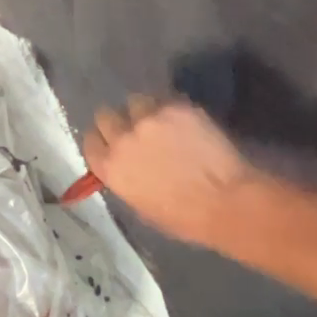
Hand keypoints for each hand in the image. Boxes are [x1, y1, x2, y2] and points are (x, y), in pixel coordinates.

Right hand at [82, 96, 254, 247]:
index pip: (91, 142)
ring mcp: (150, 118)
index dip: (101, 141)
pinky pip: (165, 100)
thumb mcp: (141, 206)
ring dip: (143, 110)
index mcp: (111, 167)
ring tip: (161, 122)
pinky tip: (184, 122)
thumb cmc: (184, 217)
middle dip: (117, 121)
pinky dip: (170, 109)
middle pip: (106, 115)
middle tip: (135, 130)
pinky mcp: (176, 106)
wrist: (226, 201)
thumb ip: (125, 179)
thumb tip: (127, 166)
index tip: (111, 143)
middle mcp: (124, 137)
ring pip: (135, 101)